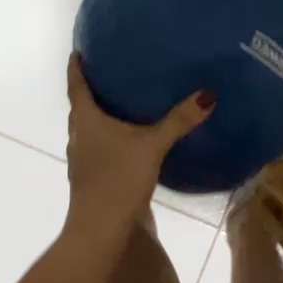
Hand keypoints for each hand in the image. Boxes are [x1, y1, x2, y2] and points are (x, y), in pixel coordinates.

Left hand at [62, 55, 212, 241]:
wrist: (99, 230)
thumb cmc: (118, 179)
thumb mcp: (152, 146)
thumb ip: (178, 121)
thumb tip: (207, 94)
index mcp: (87, 121)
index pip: (76, 87)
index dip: (75, 69)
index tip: (75, 52)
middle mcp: (78, 137)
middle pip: (79, 108)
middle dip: (87, 92)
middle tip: (104, 75)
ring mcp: (81, 161)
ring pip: (85, 131)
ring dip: (95, 117)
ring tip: (116, 106)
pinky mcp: (88, 180)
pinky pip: (94, 149)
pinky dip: (104, 139)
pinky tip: (123, 144)